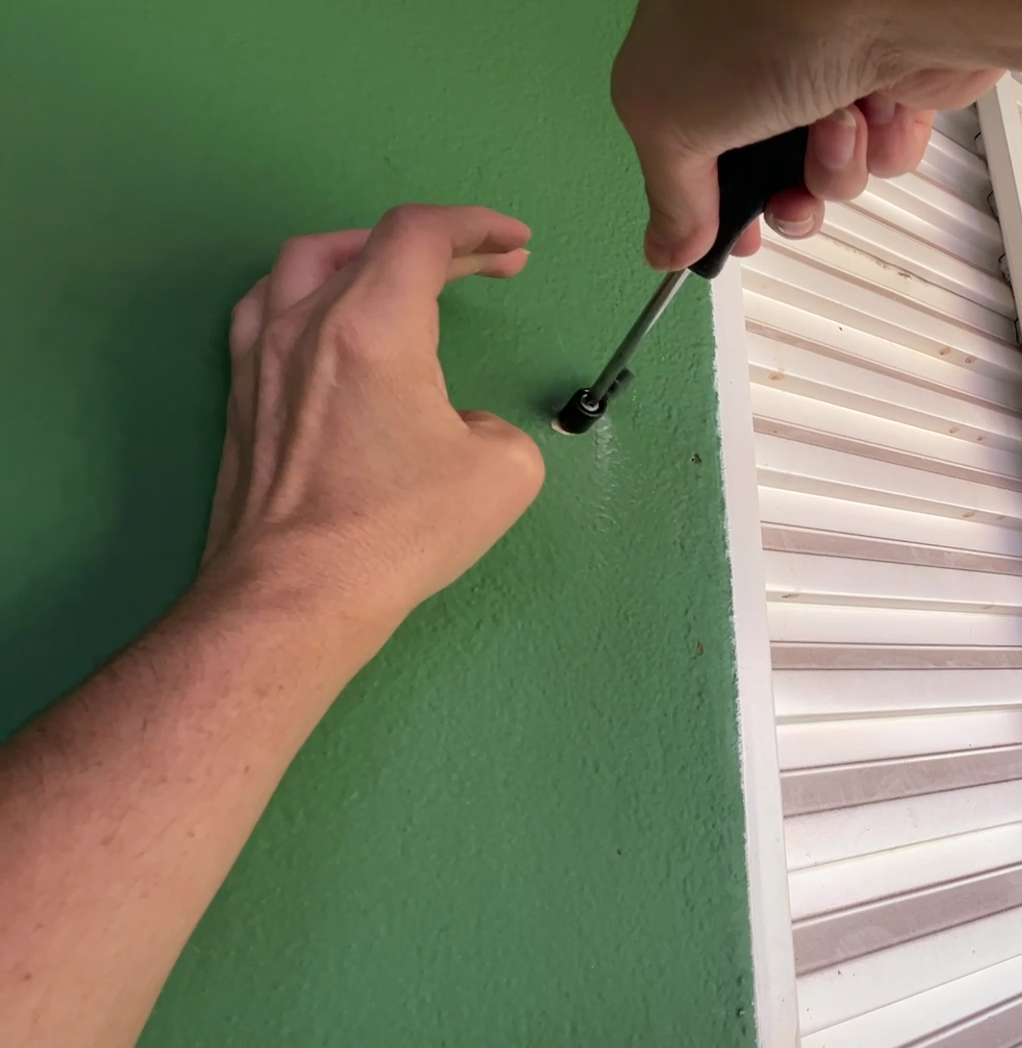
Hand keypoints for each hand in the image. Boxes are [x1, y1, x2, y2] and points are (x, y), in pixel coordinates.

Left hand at [202, 204, 544, 629]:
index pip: (420, 237)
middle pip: (370, 243)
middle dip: (444, 244)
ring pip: (309, 263)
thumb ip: (500, 424)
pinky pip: (277, 304)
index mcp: (374, 330)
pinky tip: (346, 321)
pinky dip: (327, 290)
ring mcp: (263, 355)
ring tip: (419, 277)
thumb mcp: (508, 470)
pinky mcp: (245, 391)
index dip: (477, 226)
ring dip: (375, 256)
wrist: (300, 589)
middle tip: (495, 261)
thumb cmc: (407, 526)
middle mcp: (308, 324)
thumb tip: (462, 424)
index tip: (518, 243)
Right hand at [610, 0, 1000, 268]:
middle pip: (773, 175)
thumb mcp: (671, 116)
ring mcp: (833, 72)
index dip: (718, 203)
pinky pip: (885, 157)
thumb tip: (665, 251)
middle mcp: (764, 56)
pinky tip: (876, 112)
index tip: (736, 240)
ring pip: (833, 174)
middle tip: (790, 199)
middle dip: (786, 201)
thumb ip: (668, 195)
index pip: (700, 143)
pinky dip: (881, 148)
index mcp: (695, 49)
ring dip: (833, 170)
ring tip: (836, 124)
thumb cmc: (766, 25)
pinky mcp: (894, 89)